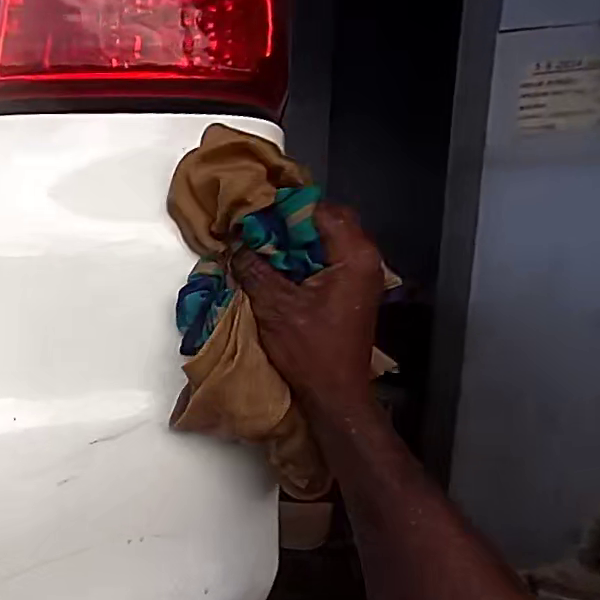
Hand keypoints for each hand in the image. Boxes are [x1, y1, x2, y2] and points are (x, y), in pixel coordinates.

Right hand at [230, 203, 386, 417]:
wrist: (333, 392)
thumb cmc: (310, 350)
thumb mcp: (275, 307)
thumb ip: (255, 270)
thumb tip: (235, 246)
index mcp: (354, 257)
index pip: (322, 211)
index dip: (286, 208)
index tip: (255, 212)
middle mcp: (364, 260)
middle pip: (326, 223)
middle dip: (288, 223)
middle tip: (253, 228)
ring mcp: (358, 276)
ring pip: (323, 242)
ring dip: (291, 242)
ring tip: (257, 246)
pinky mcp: (347, 292)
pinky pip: (322, 262)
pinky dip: (298, 260)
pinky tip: (271, 268)